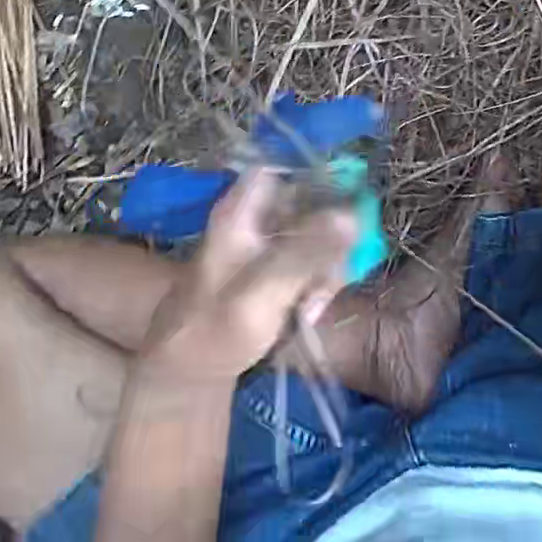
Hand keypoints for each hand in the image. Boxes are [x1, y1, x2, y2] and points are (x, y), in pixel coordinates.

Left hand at [137, 168, 358, 387]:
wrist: (189, 374)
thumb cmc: (213, 328)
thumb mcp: (263, 291)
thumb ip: (307, 252)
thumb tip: (352, 216)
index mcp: (241, 210)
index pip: (281, 167)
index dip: (313, 172)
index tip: (346, 197)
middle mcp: (256, 218)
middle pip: (309, 201)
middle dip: (331, 233)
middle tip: (337, 269)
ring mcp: (268, 243)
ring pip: (318, 232)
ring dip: (328, 264)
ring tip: (316, 301)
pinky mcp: (279, 268)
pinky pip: (313, 260)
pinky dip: (319, 282)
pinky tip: (311, 309)